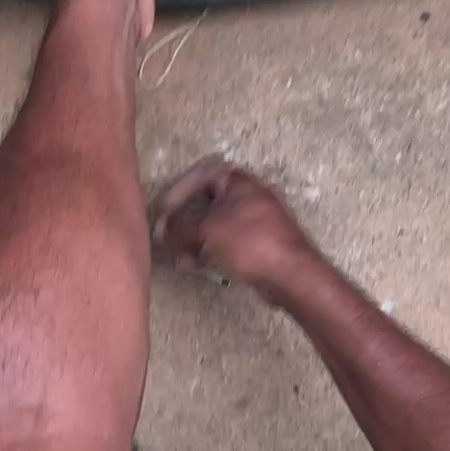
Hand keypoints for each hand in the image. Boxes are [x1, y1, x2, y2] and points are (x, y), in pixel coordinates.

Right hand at [152, 157, 320, 295]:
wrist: (291, 274)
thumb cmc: (249, 242)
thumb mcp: (207, 231)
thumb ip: (179, 227)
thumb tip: (159, 230)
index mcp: (238, 182)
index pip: (199, 176)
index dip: (176, 192)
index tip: (162, 212)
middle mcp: (246, 195)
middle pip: (204, 202)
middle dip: (182, 222)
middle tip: (166, 238)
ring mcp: (252, 219)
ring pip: (212, 224)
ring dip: (192, 240)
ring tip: (179, 260)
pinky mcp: (255, 242)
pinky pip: (224, 240)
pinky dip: (207, 249)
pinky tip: (194, 265)